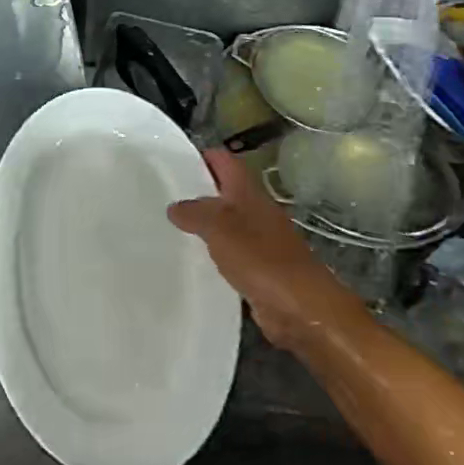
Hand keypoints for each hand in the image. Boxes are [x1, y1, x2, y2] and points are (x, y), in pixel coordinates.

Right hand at [168, 148, 351, 348]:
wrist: (301, 308)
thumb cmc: (260, 257)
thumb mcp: (219, 227)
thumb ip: (194, 212)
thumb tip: (175, 206)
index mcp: (248, 191)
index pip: (223, 160)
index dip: (200, 156)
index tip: (171, 161)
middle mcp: (255, 210)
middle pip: (223, 191)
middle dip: (197, 191)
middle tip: (163, 195)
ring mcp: (260, 240)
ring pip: (226, 223)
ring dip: (203, 225)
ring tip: (170, 227)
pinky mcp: (260, 269)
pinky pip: (230, 253)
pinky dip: (213, 253)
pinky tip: (192, 260)